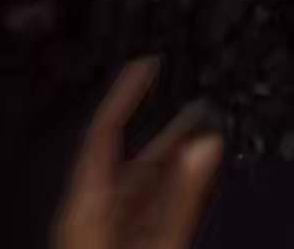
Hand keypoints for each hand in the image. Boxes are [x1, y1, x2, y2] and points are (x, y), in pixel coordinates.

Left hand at [54, 59, 222, 248]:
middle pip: (128, 158)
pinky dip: (169, 191)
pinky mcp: (113, 248)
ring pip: (139, 187)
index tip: (147, 63)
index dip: (127, 92)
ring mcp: (100, 236)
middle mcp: (89, 216)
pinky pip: (143, 211)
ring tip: (203, 134)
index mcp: (86, 205)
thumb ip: (182, 195)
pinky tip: (193, 180)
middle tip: (191, 101)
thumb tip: (206, 144)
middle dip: (164, 128)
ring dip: (171, 161)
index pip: (105, 129)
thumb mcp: (155, 244)